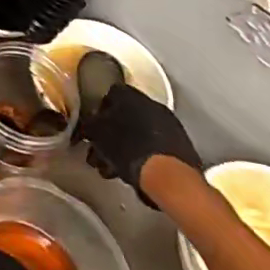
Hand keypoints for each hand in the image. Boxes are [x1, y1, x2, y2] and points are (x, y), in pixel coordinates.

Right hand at [79, 84, 200, 206]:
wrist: (166, 176)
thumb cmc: (126, 147)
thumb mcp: (95, 133)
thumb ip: (89, 125)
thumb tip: (89, 125)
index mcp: (131, 96)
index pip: (111, 93)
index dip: (99, 109)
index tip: (93, 124)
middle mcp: (153, 106)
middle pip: (126, 115)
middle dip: (112, 132)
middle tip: (100, 147)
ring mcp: (170, 127)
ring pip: (139, 134)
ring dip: (124, 147)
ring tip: (110, 166)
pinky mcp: (181, 147)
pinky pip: (153, 147)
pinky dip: (140, 156)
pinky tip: (128, 172)